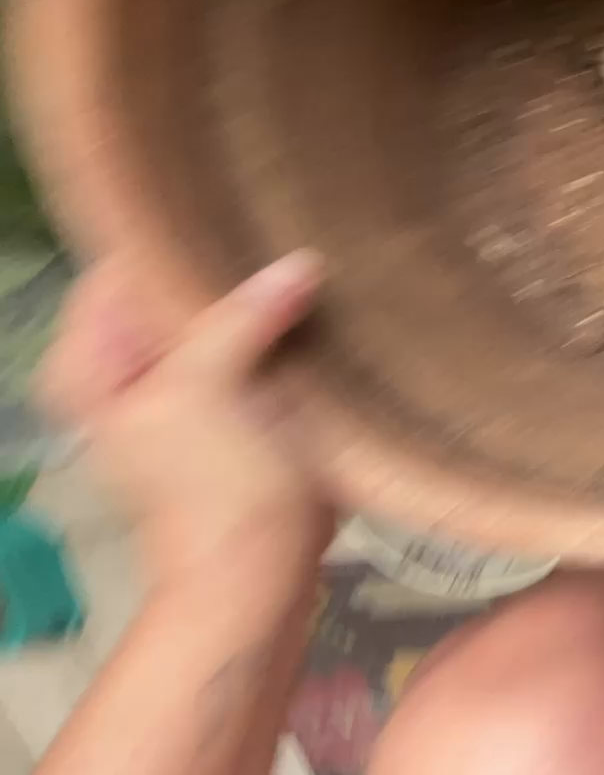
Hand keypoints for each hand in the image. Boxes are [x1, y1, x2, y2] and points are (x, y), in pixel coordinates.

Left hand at [38, 251, 332, 591]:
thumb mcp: (204, 397)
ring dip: (277, 299)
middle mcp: (141, 366)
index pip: (125, 270)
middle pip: (185, 293)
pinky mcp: (253, 403)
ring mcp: (201, 386)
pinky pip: (270, 348)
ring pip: (236, 320)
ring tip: (328, 263)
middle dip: (239, 267)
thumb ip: (236, 324)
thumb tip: (297, 263)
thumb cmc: (215, 487)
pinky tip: (336, 312)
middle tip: (299, 233)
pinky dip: (299, 330)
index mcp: (96, 361)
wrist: (262, 564)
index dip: (176, 238)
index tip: (243, 210)